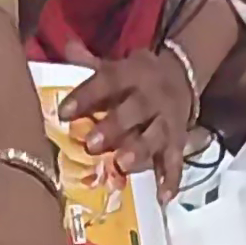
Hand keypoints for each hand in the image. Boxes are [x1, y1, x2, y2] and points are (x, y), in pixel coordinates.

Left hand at [58, 46, 196, 201]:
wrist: (182, 77)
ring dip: (138, 151)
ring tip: (121, 165)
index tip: (63, 113)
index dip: (86, 96)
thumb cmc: (136, 82)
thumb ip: (92, 66)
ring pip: (154, 135)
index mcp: (134, 74)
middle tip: (91, 144)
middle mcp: (152, 97)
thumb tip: (67, 47)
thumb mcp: (117, 69)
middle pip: (134, 110)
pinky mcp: (177, 143)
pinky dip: (170, 179)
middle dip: (114, 126)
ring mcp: (167, 121)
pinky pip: (175, 162)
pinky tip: (162, 197)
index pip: (108, 81)